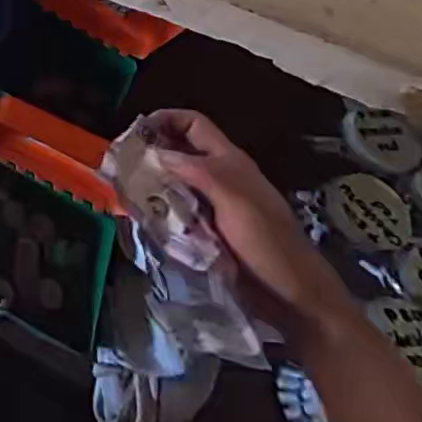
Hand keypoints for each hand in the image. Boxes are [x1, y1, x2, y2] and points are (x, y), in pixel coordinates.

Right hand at [147, 109, 356, 338]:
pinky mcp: (204, 227)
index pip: (193, 123)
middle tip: (124, 163)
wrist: (297, 302)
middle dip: (150, 151)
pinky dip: (156, 206)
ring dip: (149, 181)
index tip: (137, 133)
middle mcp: (218, 176)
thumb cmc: (271, 246)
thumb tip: (153, 152)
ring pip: (171, 179)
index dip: (165, 119)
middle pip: (177, 149)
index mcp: (229, 162)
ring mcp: (210, 203)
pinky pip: (172, 207)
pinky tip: (142, 213)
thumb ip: (197, 172)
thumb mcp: (236, 203)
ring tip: (127, 189)